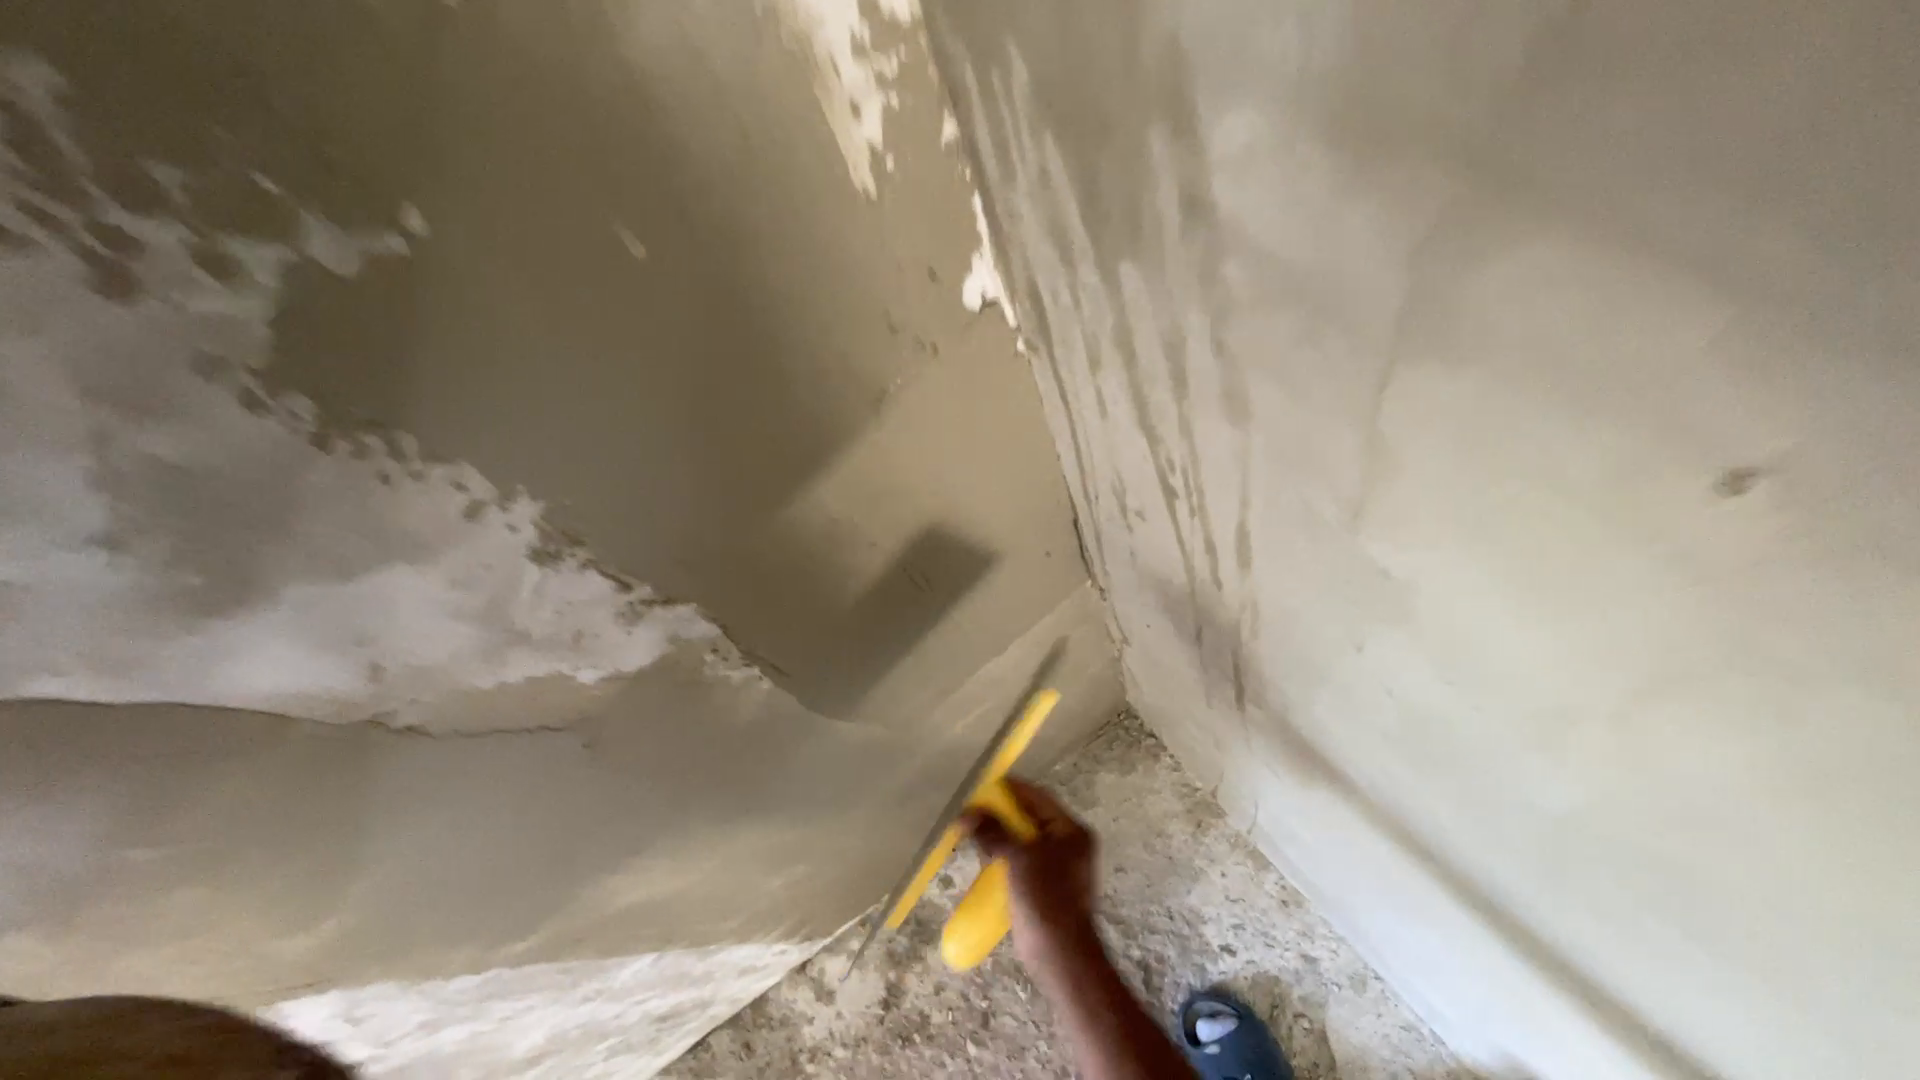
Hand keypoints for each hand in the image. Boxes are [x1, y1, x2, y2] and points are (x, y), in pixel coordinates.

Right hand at [960, 778, 1100, 970]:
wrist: (1060, 954)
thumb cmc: (1045, 897)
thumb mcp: (1019, 858)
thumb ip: (994, 832)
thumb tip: (967, 814)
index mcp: (1071, 831)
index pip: (1039, 798)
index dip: (1011, 789)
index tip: (984, 786)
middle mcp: (1069, 845)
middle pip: (1030, 819)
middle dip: (1001, 815)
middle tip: (973, 813)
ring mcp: (1058, 869)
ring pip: (1024, 842)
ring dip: (999, 838)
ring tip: (973, 835)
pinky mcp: (1045, 889)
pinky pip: (1021, 864)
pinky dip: (1003, 860)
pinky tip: (984, 862)